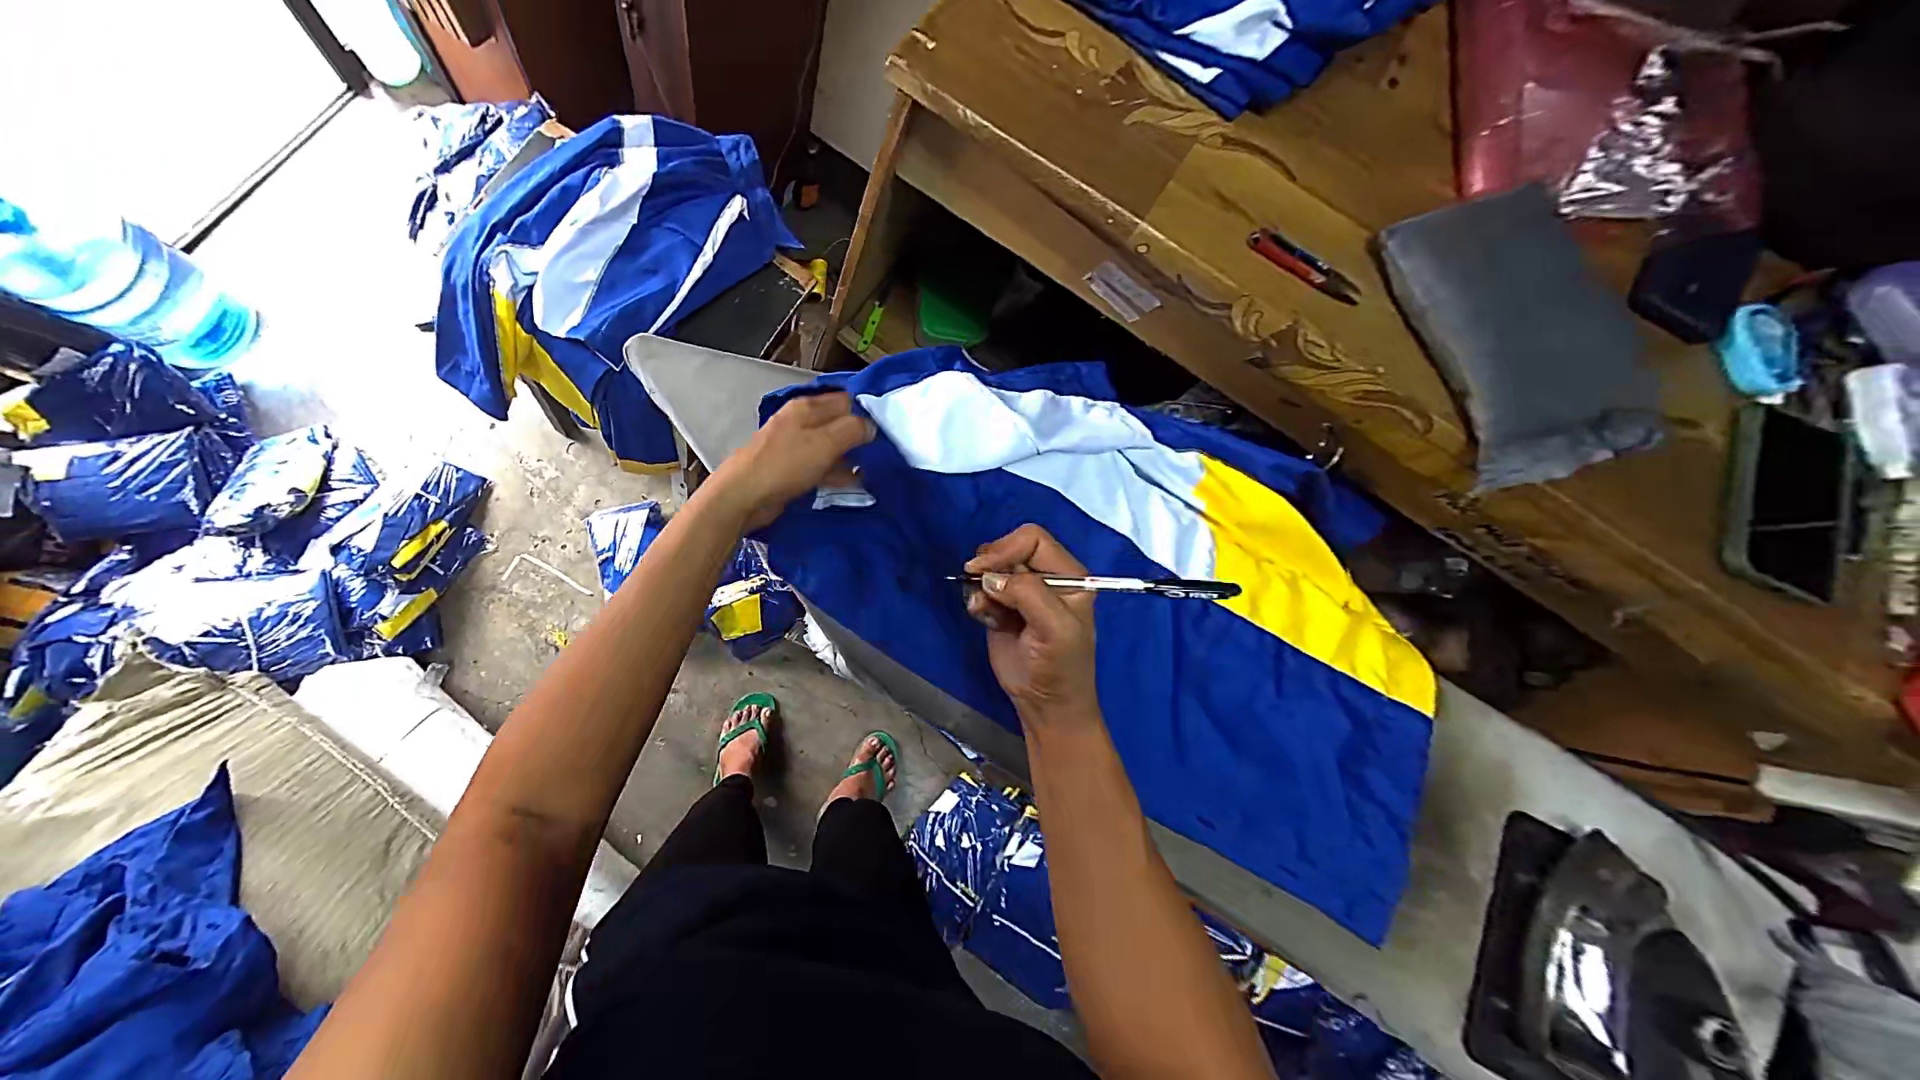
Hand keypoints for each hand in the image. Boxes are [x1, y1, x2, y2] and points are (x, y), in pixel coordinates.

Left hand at [707, 392, 874, 530]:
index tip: (888, 427)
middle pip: (839, 424)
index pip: (846, 399)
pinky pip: (822, 467)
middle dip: (860, 436)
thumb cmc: (785, 464)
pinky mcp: (792, 470)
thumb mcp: (825, 443)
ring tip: (874, 470)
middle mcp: (800, 422)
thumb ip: (853, 430)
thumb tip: (872, 425)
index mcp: (806, 407)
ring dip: (850, 458)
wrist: (743, 496)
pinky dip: (837, 474)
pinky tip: (853, 484)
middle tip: (885, 451)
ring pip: (831, 448)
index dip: (867, 411)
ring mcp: (795, 447)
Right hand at [964, 525, 1100, 728]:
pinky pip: (981, 590)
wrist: (1045, 704)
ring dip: (981, 585)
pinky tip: (985, 620)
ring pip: (991, 569)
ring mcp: (1022, 593)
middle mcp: (1046, 578)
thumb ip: (1027, 593)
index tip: (985, 569)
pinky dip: (977, 601)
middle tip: (980, 587)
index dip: (1007, 548)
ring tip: (986, 610)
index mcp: (1070, 575)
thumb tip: (990, 577)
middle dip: (991, 566)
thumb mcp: (1055, 627)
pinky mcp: (1002, 608)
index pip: (1034, 539)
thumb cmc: (1060, 666)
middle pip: (1010, 549)